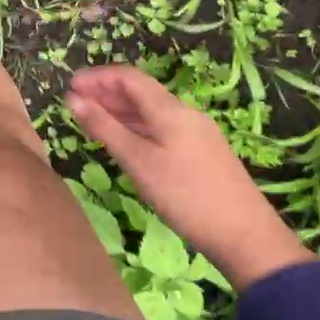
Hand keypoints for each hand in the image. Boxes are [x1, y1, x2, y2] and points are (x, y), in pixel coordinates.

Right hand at [66, 64, 314, 290]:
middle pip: (140, 91)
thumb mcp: (138, 161)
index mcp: (171, 110)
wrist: (250, 242)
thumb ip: (103, 127)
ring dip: (119, 111)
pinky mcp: (203, 153)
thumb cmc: (187, 196)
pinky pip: (162, 128)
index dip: (96, 77)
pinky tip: (124, 142)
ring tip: (92, 123)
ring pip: (151, 111)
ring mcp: (197, 134)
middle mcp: (186, 114)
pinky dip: (136, 127)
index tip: (69, 87)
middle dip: (105, 93)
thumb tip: (72, 99)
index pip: (128, 77)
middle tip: (75, 106)